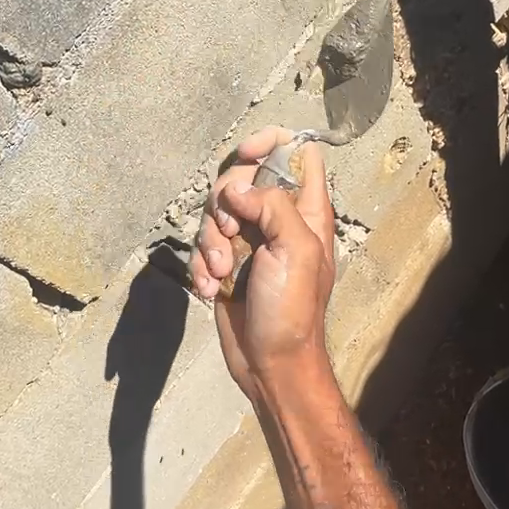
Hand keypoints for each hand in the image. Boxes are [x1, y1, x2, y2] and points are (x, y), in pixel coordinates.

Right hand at [189, 127, 336, 400]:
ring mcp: (249, 238)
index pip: (298, 151)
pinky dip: (202, 263)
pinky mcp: (225, 260)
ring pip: (216, 209)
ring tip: (222, 271)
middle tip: (231, 231)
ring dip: (211, 241)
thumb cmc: (294, 310)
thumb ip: (273, 206)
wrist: (270, 366)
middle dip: (226, 201)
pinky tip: (211, 288)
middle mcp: (276, 217)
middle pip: (243, 176)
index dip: (272, 142)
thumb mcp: (297, 251)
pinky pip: (202, 243)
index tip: (248, 154)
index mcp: (306, 209)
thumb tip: (238, 192)